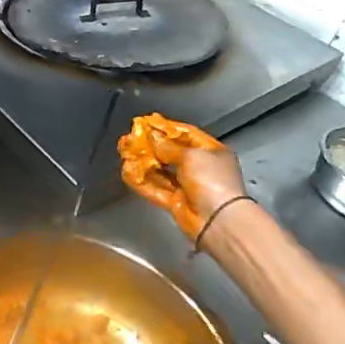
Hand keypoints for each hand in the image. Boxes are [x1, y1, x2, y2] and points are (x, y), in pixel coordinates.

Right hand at [118, 113, 241, 237]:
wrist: (218, 220)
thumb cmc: (211, 180)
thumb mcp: (192, 156)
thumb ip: (169, 147)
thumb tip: (154, 140)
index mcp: (212, 152)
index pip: (187, 135)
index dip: (167, 128)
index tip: (148, 123)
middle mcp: (201, 168)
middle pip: (173, 154)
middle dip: (152, 147)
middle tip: (133, 139)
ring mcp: (189, 187)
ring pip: (163, 172)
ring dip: (144, 164)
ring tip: (126, 154)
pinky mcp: (177, 203)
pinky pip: (157, 190)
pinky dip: (143, 182)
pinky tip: (128, 173)